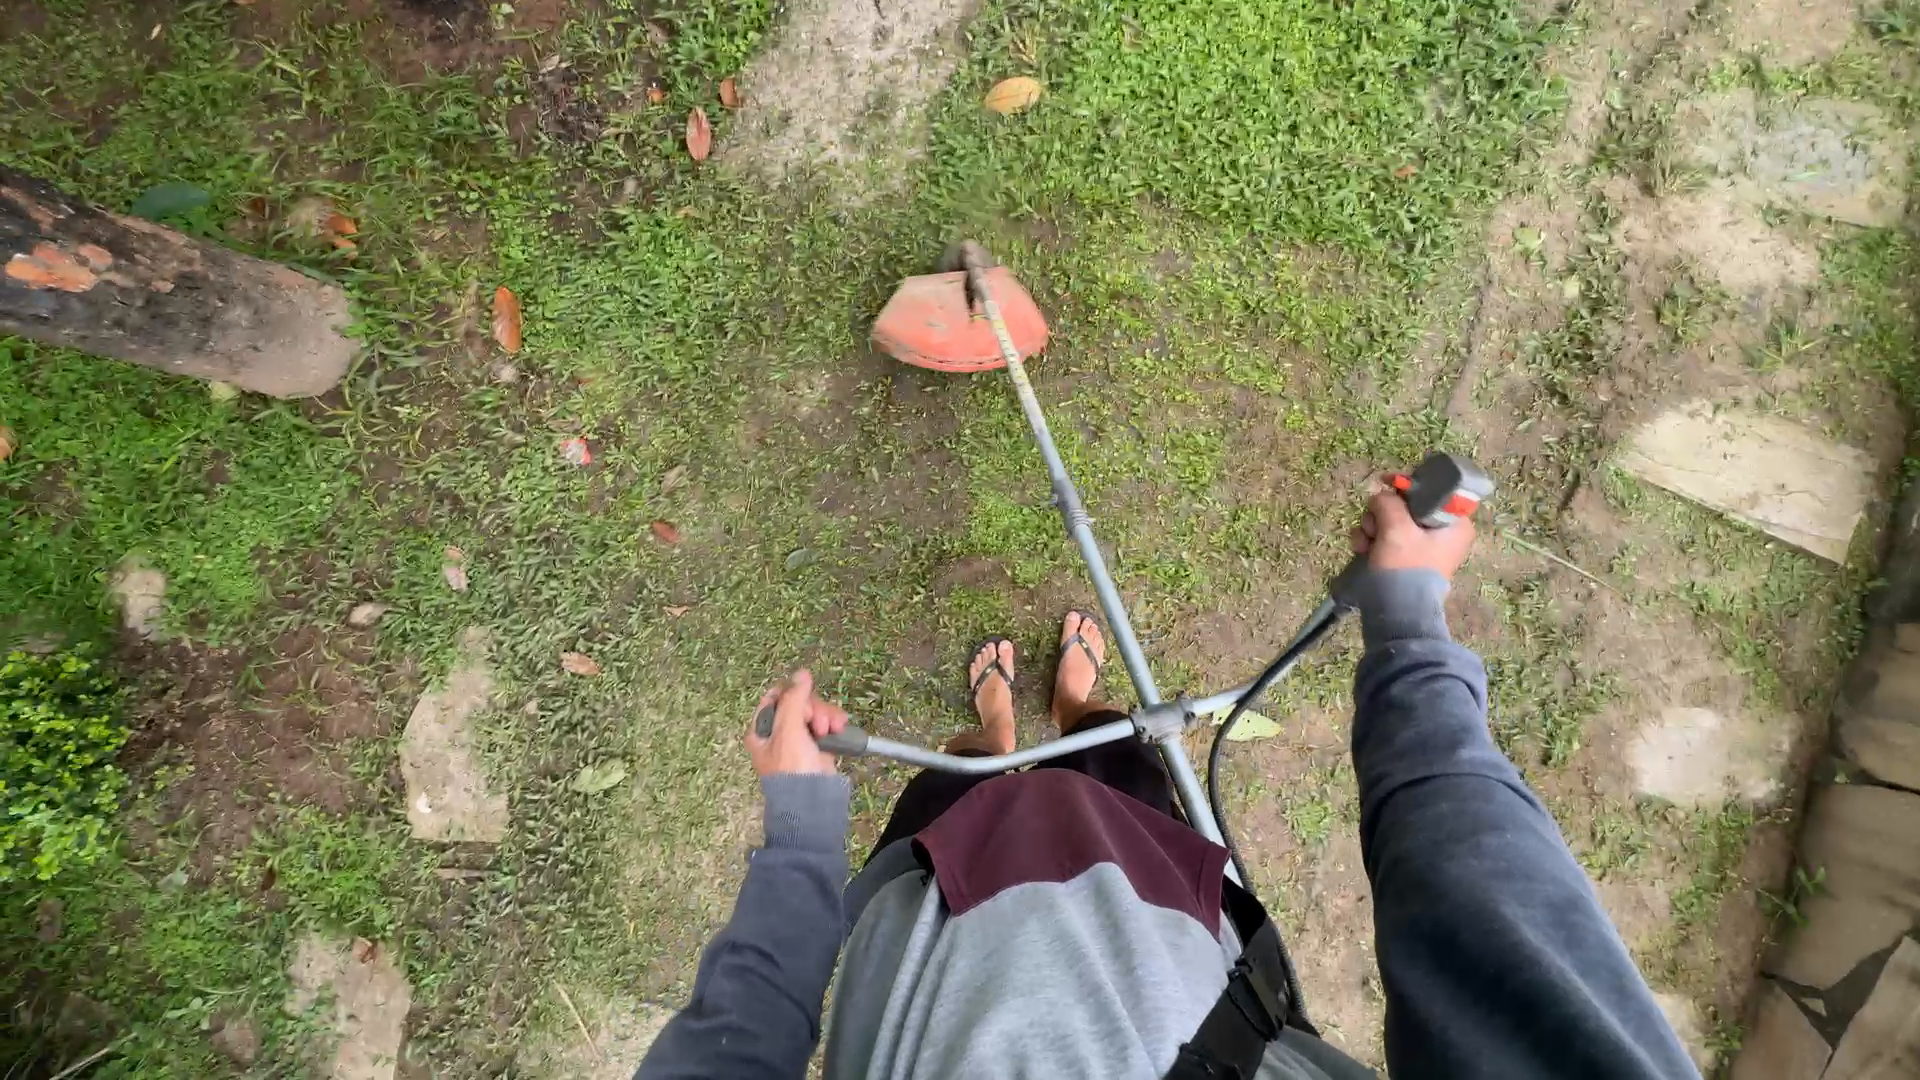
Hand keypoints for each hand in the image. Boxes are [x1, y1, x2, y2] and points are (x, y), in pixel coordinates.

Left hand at [744, 669, 847, 776]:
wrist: (811, 801)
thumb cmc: (792, 766)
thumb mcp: (788, 730)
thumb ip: (794, 699)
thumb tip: (802, 673)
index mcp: (762, 729)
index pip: (775, 697)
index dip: (792, 693)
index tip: (804, 699)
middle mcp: (778, 732)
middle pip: (798, 702)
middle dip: (813, 708)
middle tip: (818, 722)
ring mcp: (799, 739)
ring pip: (814, 712)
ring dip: (826, 715)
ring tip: (833, 727)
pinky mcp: (818, 745)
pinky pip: (826, 724)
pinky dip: (833, 723)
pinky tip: (839, 728)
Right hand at [1349, 478, 1476, 581]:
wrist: (1397, 610)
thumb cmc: (1404, 566)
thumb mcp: (1396, 528)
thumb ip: (1388, 503)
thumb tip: (1381, 496)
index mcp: (1454, 523)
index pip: (1433, 490)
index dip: (1407, 485)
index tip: (1386, 482)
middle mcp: (1442, 533)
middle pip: (1405, 506)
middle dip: (1381, 513)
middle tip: (1373, 526)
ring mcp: (1422, 546)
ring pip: (1390, 521)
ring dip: (1371, 528)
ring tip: (1365, 544)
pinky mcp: (1404, 558)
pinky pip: (1385, 538)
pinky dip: (1370, 541)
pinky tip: (1363, 551)